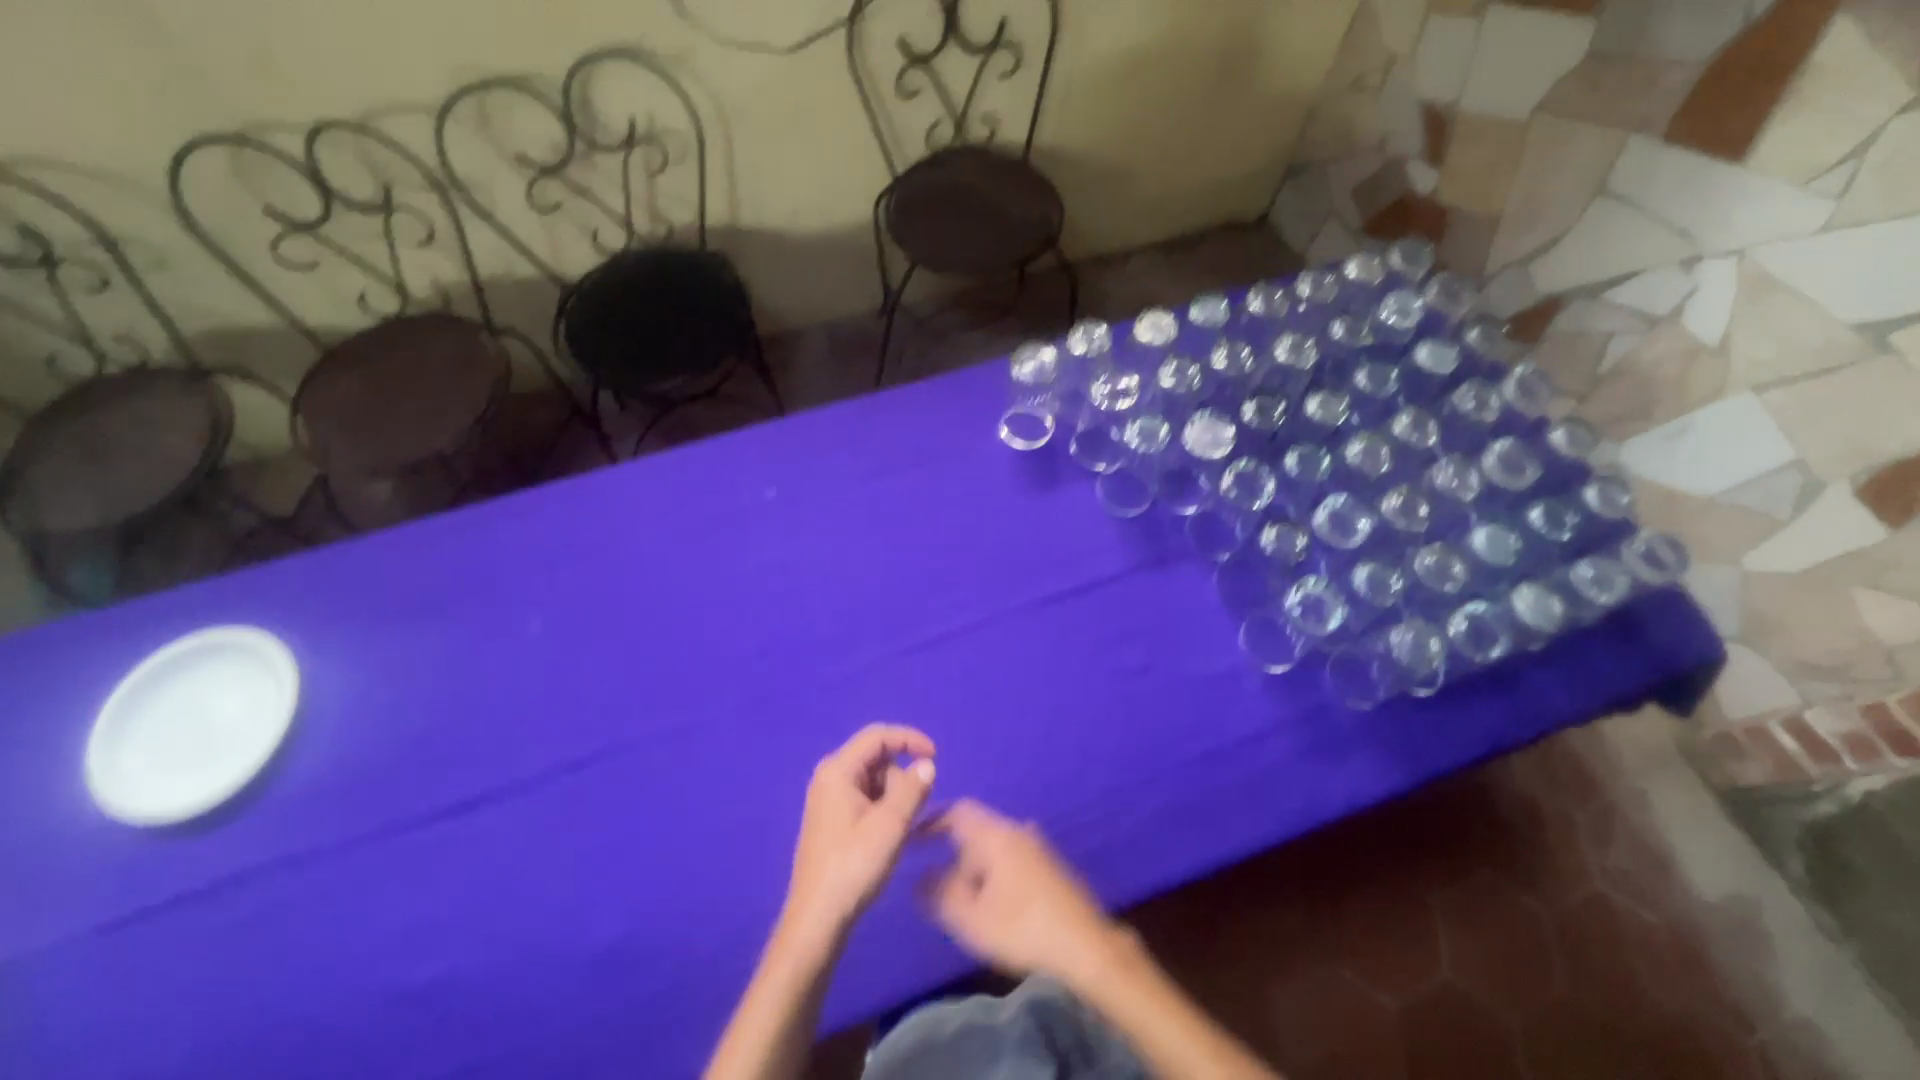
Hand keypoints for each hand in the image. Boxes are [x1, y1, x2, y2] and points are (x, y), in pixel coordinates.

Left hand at [781, 724, 935, 943]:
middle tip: (913, 814)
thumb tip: (926, 765)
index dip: (910, 739)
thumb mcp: (891, 824)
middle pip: (877, 760)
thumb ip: (913, 788)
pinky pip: (866, 801)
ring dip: (895, 799)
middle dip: (902, 780)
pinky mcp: (832, 821)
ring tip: (899, 832)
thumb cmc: (854, 865)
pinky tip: (891, 837)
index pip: (878, 736)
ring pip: (874, 783)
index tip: (936, 756)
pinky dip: (884, 811)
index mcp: (838, 770)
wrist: (819, 916)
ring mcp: (829, 800)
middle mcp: (829, 778)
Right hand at [922, 800, 1130, 987]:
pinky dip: (994, 872)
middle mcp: (1018, 831)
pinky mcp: (1051, 867)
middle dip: (952, 850)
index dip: (931, 820)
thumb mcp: (969, 917)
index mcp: (996, 835)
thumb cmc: (1022, 928)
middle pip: (977, 828)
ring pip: (995, 845)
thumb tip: (920, 878)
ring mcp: (1038, 847)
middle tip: (934, 878)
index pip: (957, 811)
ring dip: (975, 865)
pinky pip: (1011, 858)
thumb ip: (938, 894)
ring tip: (963, 896)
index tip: (911, 837)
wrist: (1085, 947)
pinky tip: (994, 901)